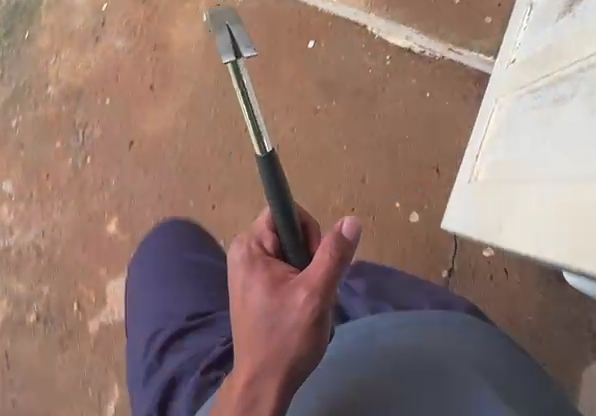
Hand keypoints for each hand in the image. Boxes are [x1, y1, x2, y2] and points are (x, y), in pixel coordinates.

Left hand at [210, 206, 361, 415]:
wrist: (263, 385)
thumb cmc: (287, 338)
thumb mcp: (316, 294)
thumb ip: (334, 255)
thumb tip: (351, 221)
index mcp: (250, 245)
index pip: (283, 210)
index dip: (307, 229)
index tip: (315, 261)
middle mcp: (243, 251)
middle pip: (288, 231)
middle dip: (309, 256)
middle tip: (314, 289)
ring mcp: (246, 270)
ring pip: (289, 253)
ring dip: (306, 273)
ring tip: (307, 303)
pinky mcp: (252, 287)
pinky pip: (281, 269)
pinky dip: (297, 284)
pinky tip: (299, 309)